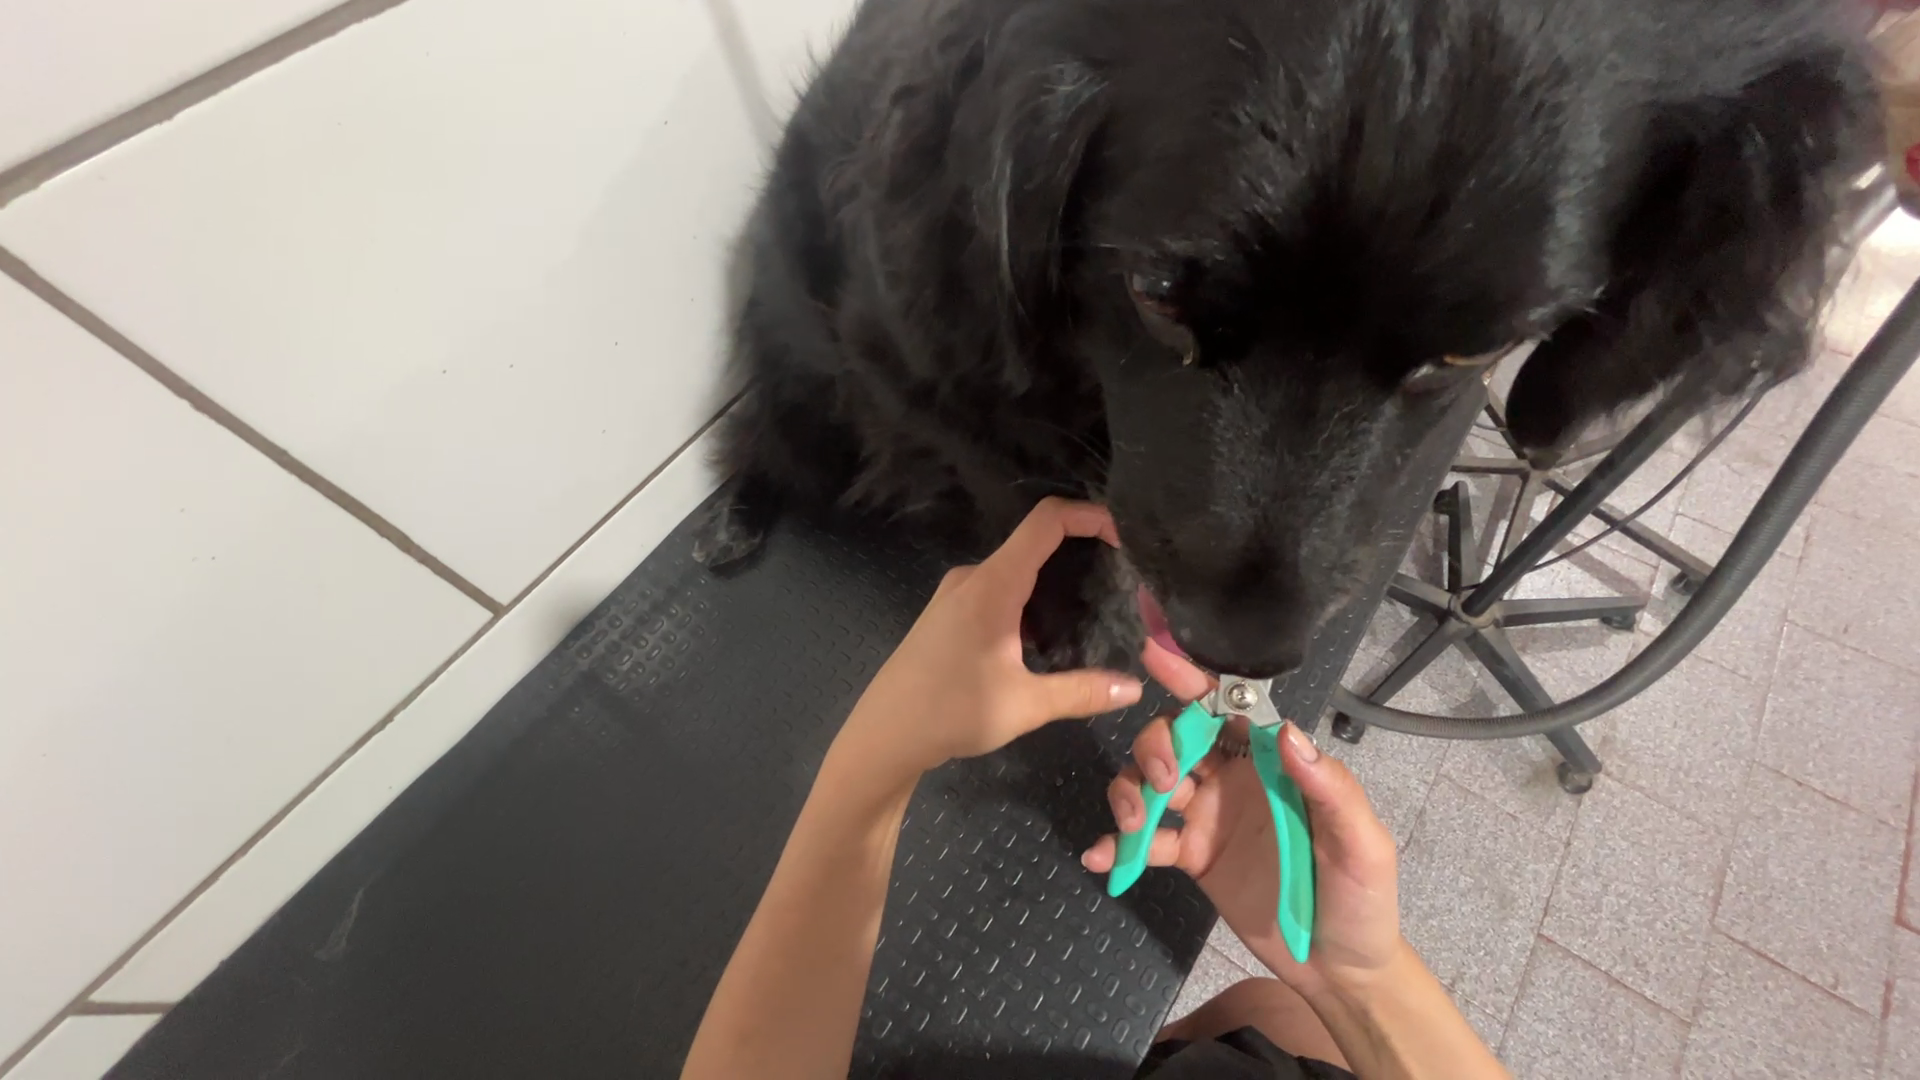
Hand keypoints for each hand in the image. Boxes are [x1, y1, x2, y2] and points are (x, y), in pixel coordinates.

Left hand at [833, 498, 1144, 782]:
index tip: (1123, 536)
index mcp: (993, 584)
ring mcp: (955, 594)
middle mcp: (973, 578)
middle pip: (1033, 544)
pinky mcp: (947, 613)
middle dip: (1078, 555)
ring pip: (1014, 571)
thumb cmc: (951, 711)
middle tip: (1118, 583)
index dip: (1088, 516)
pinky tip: (1045, 637)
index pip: (1046, 521)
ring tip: (1090, 612)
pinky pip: (997, 590)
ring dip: (1051, 583)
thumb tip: (1133, 687)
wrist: (884, 734)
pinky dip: (1027, 600)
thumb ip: (1083, 692)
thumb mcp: (1026, 705)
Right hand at [1080, 642, 1402, 998]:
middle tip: (1164, 780)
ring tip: (1134, 824)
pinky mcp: (1188, 852)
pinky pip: (1146, 838)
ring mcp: (1205, 814)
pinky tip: (1100, 856)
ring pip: (1150, 778)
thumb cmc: (1360, 900)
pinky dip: (1118, 843)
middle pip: (1176, 736)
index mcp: (1271, 763)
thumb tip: (1287, 731)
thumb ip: (1331, 790)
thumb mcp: (1362, 846)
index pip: (1228, 708)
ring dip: (1131, 789)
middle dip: (1156, 744)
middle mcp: (1232, 777)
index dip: (1191, 679)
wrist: (1339, 972)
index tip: (1154, 655)